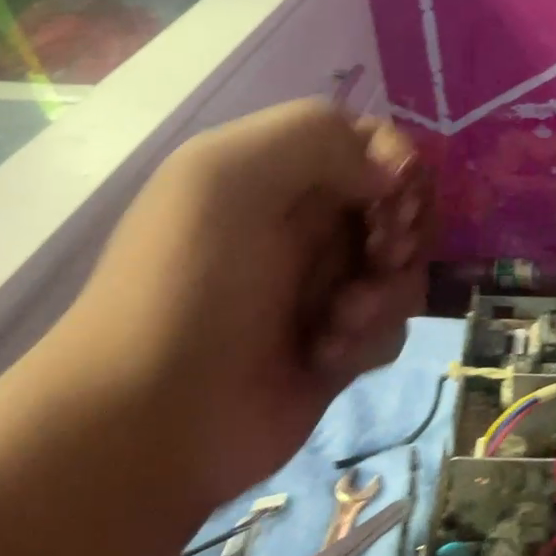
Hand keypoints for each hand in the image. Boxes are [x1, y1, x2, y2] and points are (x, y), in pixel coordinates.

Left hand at [26, 100, 430, 503]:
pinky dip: (369, 337)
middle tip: (378, 258)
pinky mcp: (340, 344)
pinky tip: (326, 357)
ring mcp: (325, 285)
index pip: (372, 143)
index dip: (399, 166)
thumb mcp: (229, 175)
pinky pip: (391, 324)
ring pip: (404, 267)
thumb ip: (319, 135)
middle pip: (401, 205)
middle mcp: (307, 222)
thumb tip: (396, 174)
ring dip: (385, 293)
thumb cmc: (189, 285)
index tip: (393, 200)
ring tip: (337, 323)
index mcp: (278, 170)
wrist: (150, 420)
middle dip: (403, 232)